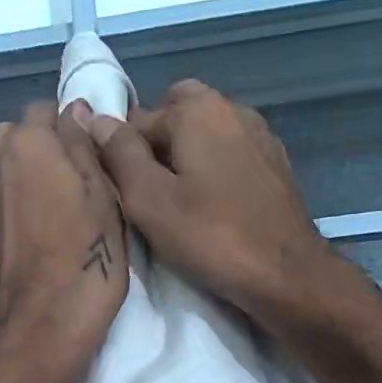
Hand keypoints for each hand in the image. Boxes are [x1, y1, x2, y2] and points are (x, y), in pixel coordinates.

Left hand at [0, 100, 128, 382]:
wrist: (43, 326)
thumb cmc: (87, 262)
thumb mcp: (105, 199)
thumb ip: (87, 149)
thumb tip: (76, 112)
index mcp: (30, 144)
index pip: (51, 109)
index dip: (78, 126)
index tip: (101, 155)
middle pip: (22, 131)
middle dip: (50, 143)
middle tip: (85, 177)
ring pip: (8, 158)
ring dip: (33, 166)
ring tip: (66, 198)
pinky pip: (2, 187)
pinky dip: (21, 191)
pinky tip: (48, 219)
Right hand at [81, 80, 338, 326]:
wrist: (287, 274)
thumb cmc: (212, 237)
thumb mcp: (149, 200)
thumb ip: (118, 154)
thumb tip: (94, 118)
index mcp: (197, 108)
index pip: (137, 121)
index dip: (123, 158)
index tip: (127, 197)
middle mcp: (232, 108)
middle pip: (176, 118)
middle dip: (159, 150)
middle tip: (155, 198)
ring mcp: (261, 136)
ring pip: (207, 138)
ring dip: (189, 162)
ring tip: (185, 208)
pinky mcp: (277, 166)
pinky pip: (232, 157)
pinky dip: (217, 173)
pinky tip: (217, 210)